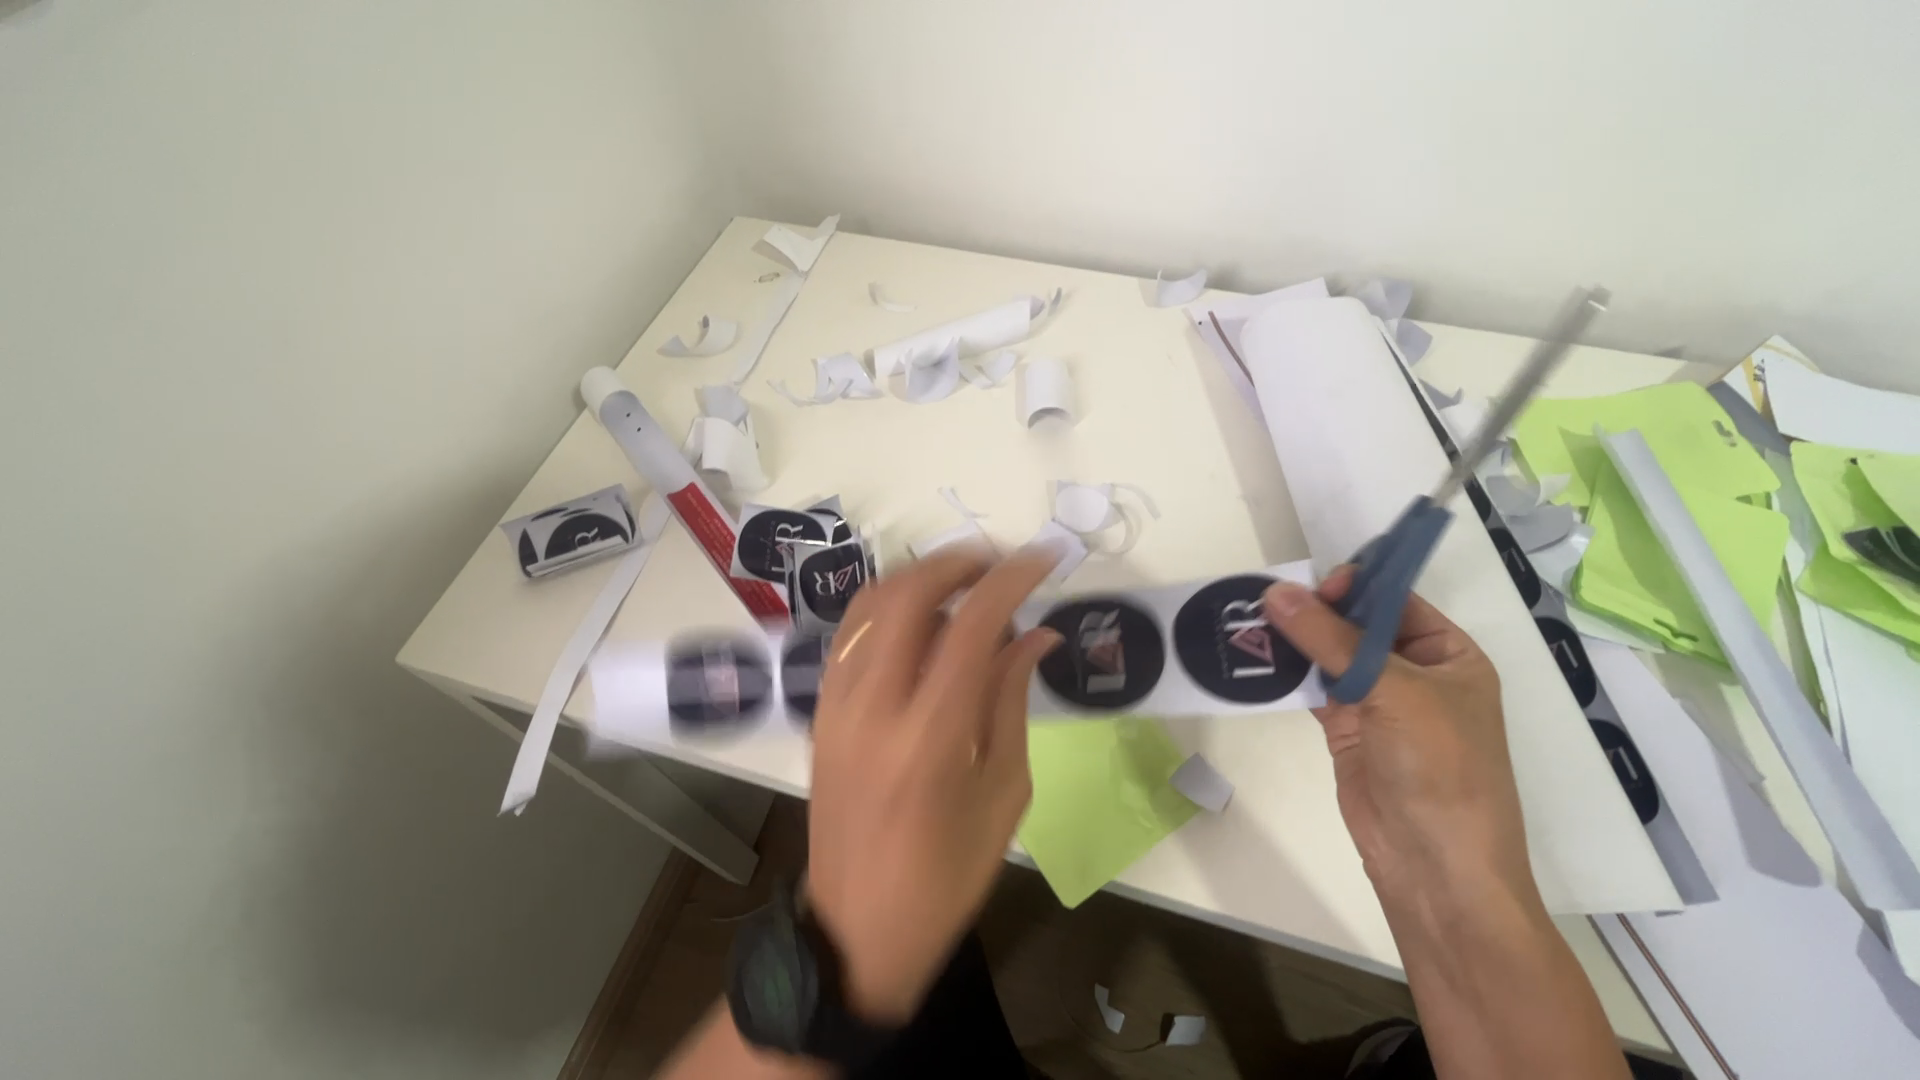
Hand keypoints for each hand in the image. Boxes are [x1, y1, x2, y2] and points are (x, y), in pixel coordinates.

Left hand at [804, 548, 1061, 1024]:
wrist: (856, 929)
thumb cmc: (946, 877)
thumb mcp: (1003, 794)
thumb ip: (1011, 701)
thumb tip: (1035, 635)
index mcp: (929, 739)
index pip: (970, 626)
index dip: (1010, 579)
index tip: (1043, 558)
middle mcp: (872, 709)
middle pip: (906, 595)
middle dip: (957, 562)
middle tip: (999, 562)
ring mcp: (835, 707)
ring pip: (868, 606)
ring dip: (918, 579)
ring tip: (963, 583)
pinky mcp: (819, 713)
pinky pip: (849, 636)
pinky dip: (886, 610)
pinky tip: (919, 622)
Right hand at [1263, 567, 1535, 906]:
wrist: (1435, 865)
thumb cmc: (1439, 767)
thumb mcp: (1394, 692)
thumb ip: (1331, 640)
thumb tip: (1277, 593)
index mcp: (1448, 656)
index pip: (1397, 602)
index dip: (1357, 587)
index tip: (1313, 585)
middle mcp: (1414, 673)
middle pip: (1359, 625)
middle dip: (1318, 610)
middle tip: (1272, 601)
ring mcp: (1378, 703)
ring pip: (1331, 655)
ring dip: (1298, 639)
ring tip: (1254, 620)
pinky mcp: (1347, 730)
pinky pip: (1313, 688)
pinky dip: (1288, 673)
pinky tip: (1259, 656)